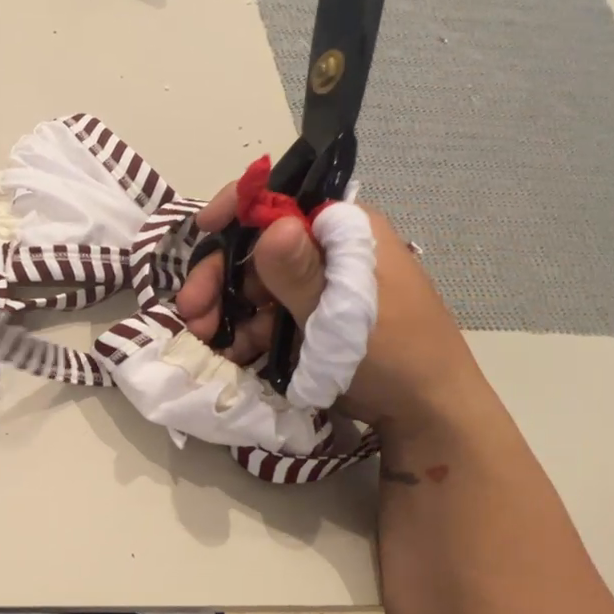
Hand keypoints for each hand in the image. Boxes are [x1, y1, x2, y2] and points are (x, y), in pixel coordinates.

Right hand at [173, 183, 488, 434]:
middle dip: (217, 277)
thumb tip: (272, 223)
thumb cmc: (393, 357)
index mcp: (346, 234)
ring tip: (204, 341)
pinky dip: (240, 331)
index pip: (285, 200)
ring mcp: (316, 287)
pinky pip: (262, 315)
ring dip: (221, 309)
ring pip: (252, 285)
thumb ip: (302, 273)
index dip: (240, 207)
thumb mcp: (341, 316)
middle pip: (256, 248)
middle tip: (189, 311)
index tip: (202, 227)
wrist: (424, 413)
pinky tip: (229, 354)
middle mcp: (329, 252)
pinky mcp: (308, 318)